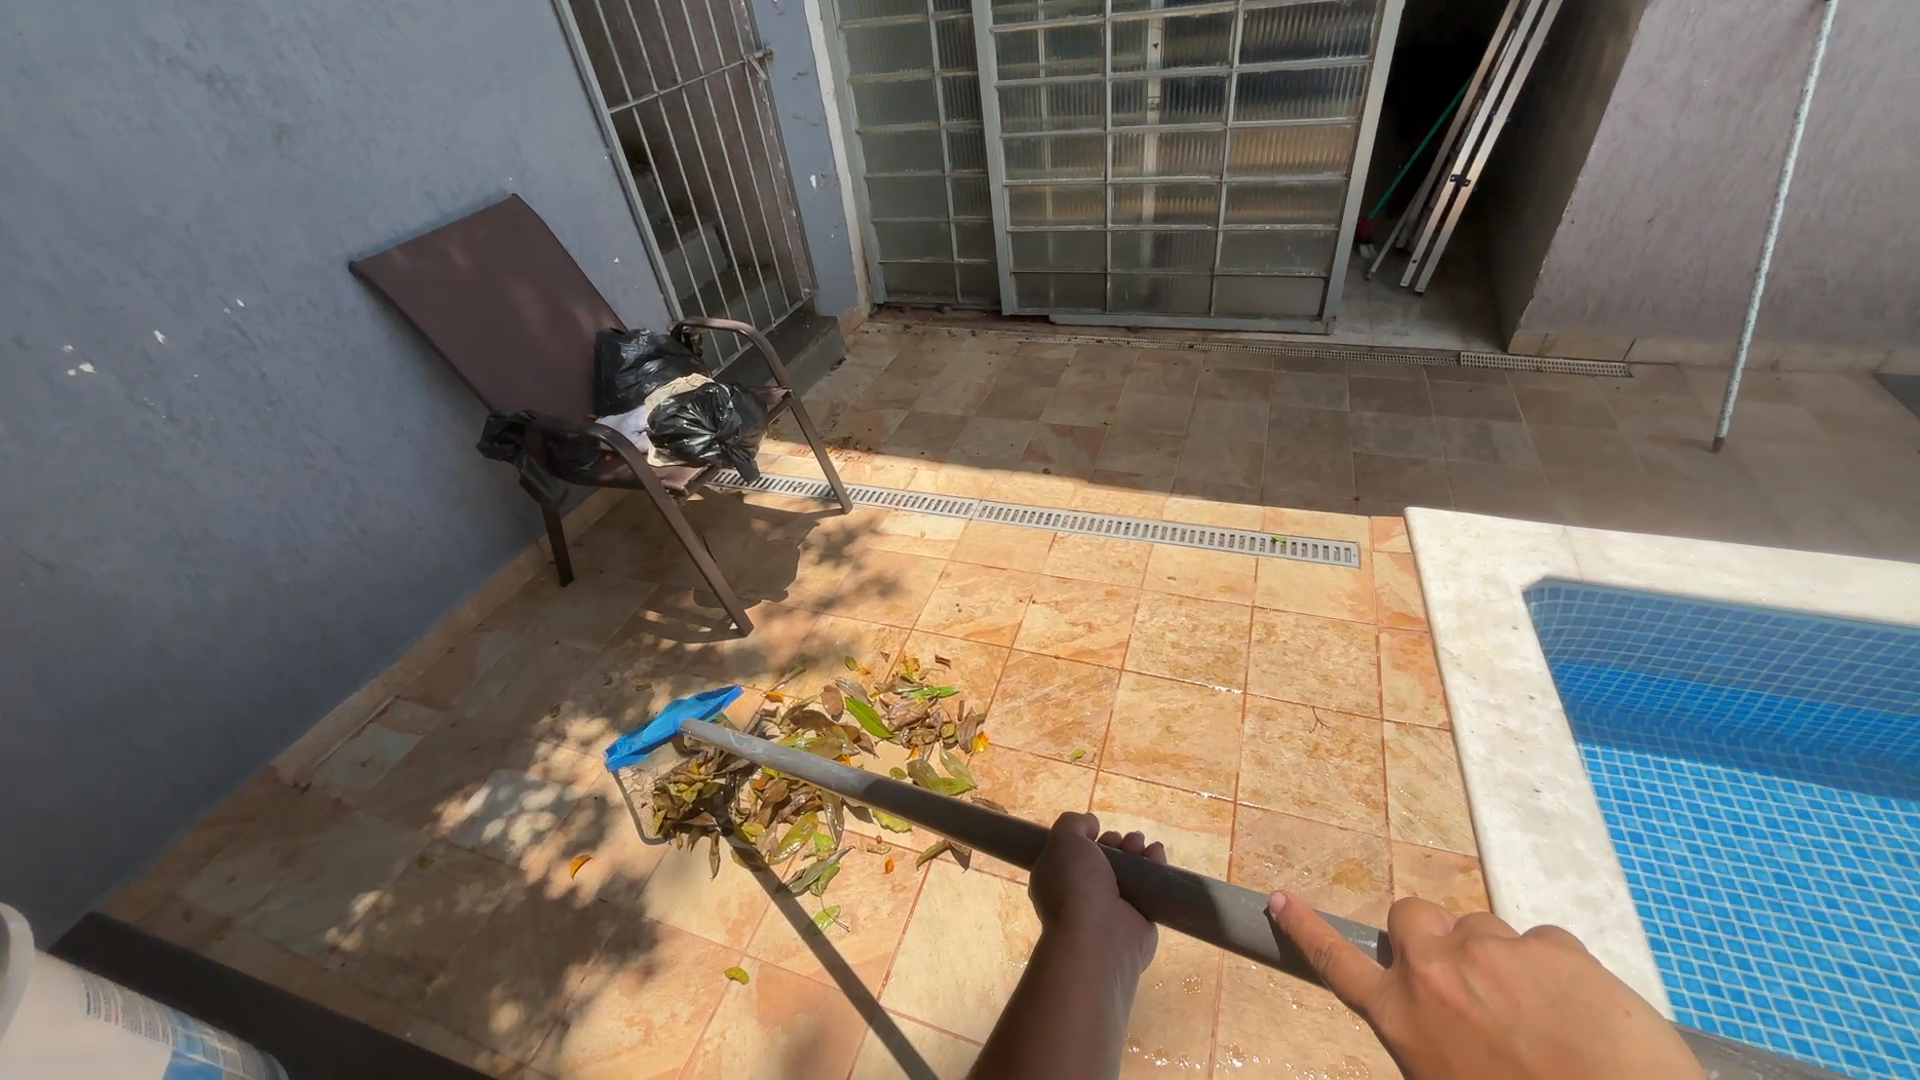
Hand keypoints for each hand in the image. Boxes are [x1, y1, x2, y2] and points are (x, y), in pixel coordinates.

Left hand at [1029, 812, 1165, 976]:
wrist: (1099, 936)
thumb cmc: (1074, 885)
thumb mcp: (1063, 840)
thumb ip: (1073, 823)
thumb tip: (1089, 823)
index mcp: (1056, 879)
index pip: (1074, 853)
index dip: (1088, 837)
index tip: (1098, 831)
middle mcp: (1081, 895)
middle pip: (1104, 859)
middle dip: (1117, 843)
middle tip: (1127, 840)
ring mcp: (1111, 909)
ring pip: (1127, 872)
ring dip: (1137, 852)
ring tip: (1142, 845)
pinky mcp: (1138, 920)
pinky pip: (1148, 889)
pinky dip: (1154, 868)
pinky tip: (1157, 855)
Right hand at [1269, 892, 1704, 1079]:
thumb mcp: (1448, 1078)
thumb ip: (1429, 1039)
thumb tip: (1441, 1022)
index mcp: (1404, 1016)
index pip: (1336, 960)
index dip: (1305, 928)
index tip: (1280, 898)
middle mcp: (1434, 972)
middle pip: (1412, 916)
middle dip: (1434, 936)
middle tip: (1471, 979)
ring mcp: (1492, 951)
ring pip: (1485, 928)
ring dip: (1503, 959)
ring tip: (1545, 1014)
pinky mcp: (1553, 947)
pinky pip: (1547, 943)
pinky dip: (1561, 971)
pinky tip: (1587, 1014)